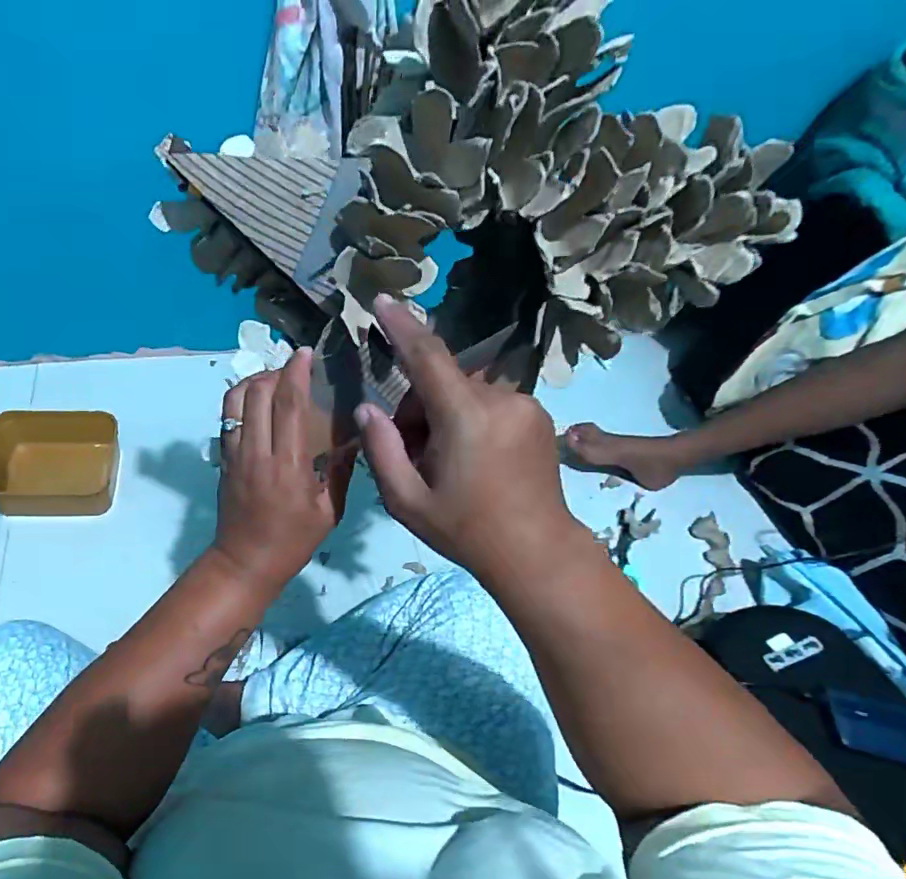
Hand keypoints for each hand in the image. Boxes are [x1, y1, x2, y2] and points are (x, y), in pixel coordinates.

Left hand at [210, 347, 344, 589]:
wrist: (246, 562)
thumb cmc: (292, 542)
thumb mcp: (329, 513)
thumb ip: (340, 473)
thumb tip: (356, 440)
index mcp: (288, 466)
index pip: (288, 406)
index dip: (296, 373)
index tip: (305, 354)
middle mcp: (257, 453)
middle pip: (258, 393)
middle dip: (275, 371)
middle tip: (294, 367)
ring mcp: (235, 454)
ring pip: (235, 401)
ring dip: (253, 381)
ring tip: (273, 380)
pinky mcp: (223, 460)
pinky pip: (227, 418)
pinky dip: (241, 400)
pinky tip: (257, 402)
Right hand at [356, 295, 579, 580]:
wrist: (535, 551)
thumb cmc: (466, 531)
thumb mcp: (407, 501)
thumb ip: (382, 450)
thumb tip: (367, 409)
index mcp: (465, 417)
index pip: (428, 356)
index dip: (401, 326)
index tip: (381, 300)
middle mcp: (500, 399)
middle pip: (442, 382)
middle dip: (419, 409)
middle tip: (414, 455)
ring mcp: (525, 405)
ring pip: (465, 393)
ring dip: (445, 416)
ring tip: (445, 463)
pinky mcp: (538, 415)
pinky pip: (489, 403)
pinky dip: (470, 419)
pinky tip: (472, 459)